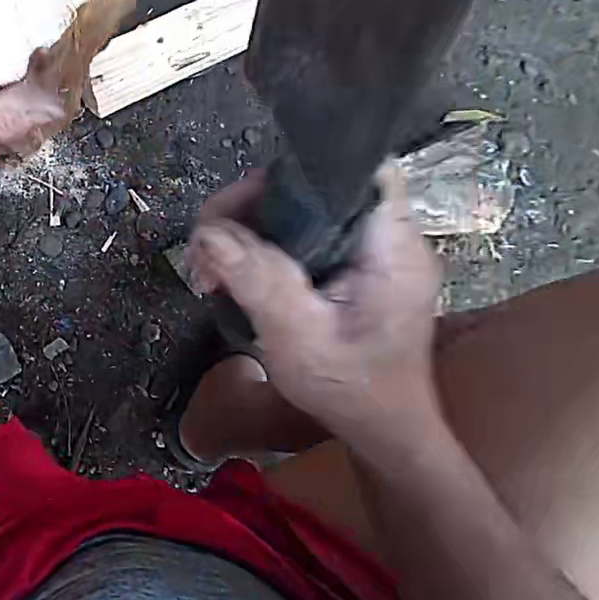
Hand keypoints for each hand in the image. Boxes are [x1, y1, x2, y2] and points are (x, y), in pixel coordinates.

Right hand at [188, 166, 445, 444]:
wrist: (381, 432)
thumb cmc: (351, 390)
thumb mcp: (298, 338)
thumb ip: (258, 280)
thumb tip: (208, 233)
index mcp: (389, 247)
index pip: (362, 169)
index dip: (305, 167)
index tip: (248, 193)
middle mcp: (385, 237)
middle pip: (314, 187)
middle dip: (254, 206)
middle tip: (208, 242)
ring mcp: (368, 250)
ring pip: (300, 209)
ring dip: (249, 229)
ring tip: (210, 264)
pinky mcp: (352, 264)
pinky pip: (302, 234)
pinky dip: (263, 247)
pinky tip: (231, 273)